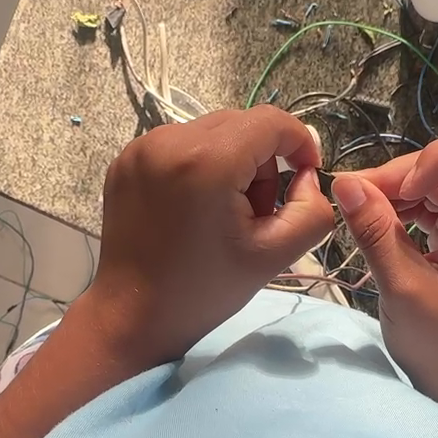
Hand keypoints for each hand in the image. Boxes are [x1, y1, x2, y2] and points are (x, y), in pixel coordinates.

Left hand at [72, 106, 333, 366]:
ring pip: (212, 133)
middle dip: (263, 162)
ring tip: (223, 215)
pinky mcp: (126, 159)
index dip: (300, 144)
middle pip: (242, 124)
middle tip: (257, 214)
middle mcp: (170, 139)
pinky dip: (200, 168)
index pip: (272, 122)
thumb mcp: (275, 256)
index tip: (303, 179)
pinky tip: (193, 211)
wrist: (132, 315)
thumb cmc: (204, 291)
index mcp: (207, 161)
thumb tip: (305, 177)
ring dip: (232, 165)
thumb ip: (311, 211)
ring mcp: (141, 147)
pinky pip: (181, 146)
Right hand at [330, 129, 437, 418]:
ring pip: (437, 179)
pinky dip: (399, 205)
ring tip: (358, 209)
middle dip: (405, 173)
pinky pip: (428, 203)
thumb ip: (376, 233)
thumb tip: (345, 184)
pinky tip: (372, 218)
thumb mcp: (404, 288)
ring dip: (396, 188)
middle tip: (357, 196)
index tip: (405, 189)